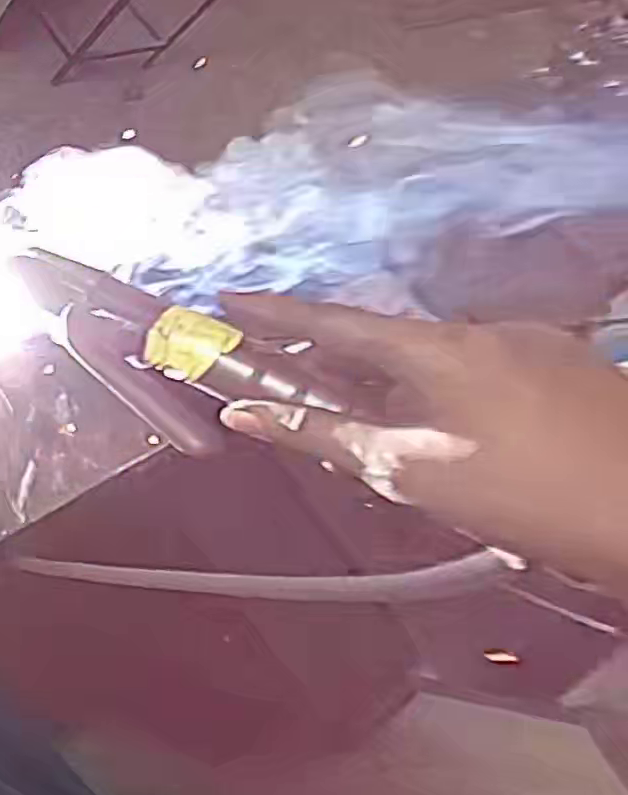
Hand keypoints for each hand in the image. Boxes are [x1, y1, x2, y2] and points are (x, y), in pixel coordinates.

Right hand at [216, 293, 627, 595]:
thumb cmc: (527, 495)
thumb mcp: (401, 467)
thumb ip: (312, 432)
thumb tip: (239, 413)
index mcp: (441, 350)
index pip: (333, 321)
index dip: (272, 312)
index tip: (227, 299)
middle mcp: (489, 334)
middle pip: (377, 337)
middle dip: (323, 358)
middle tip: (279, 381)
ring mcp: (536, 350)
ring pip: (422, 354)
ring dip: (374, 377)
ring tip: (346, 413)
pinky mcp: (567, 373)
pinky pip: (465, 366)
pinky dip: (420, 385)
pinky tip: (414, 421)